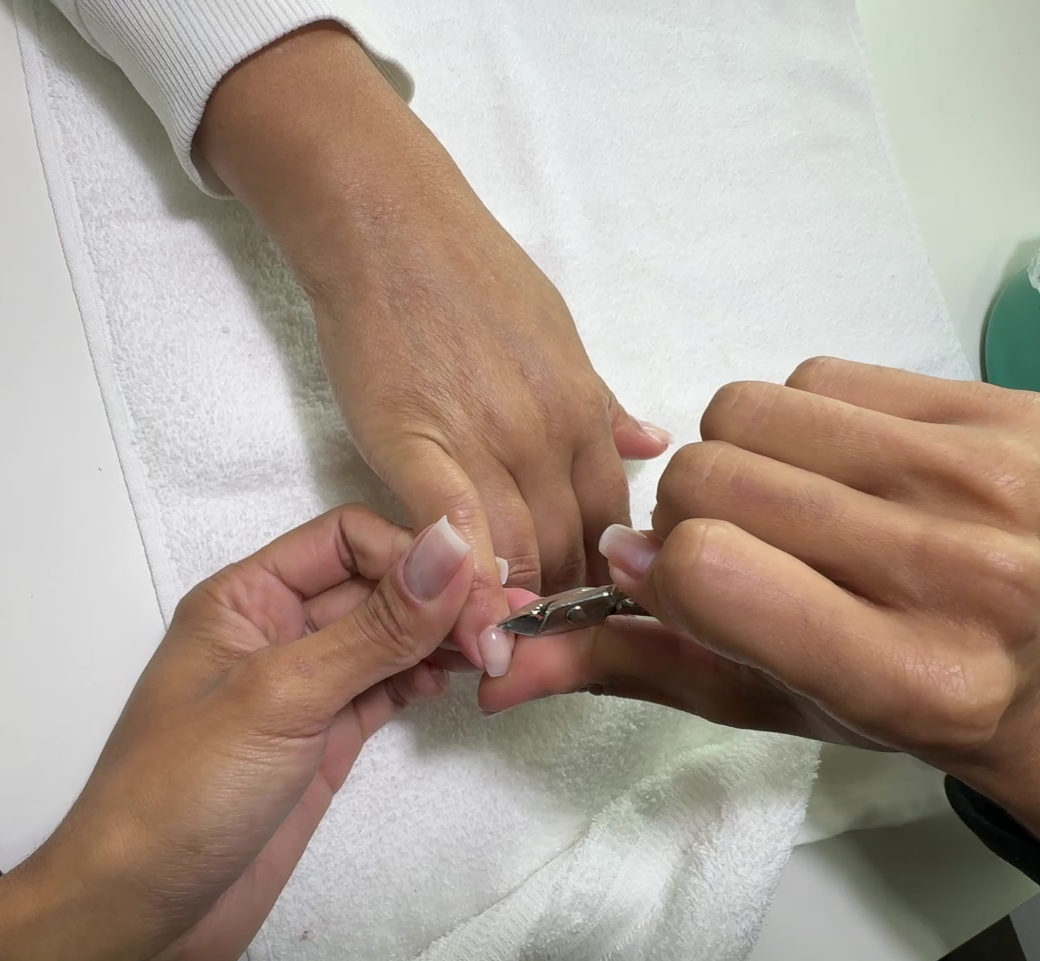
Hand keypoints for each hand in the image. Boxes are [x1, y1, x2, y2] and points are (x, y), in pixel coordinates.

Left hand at [0, 508, 472, 960]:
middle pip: (376, 586)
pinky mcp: (325, 735)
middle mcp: (278, 628)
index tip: (478, 591)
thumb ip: (376, 624)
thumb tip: (452, 544)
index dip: (415, 554)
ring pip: (388, 636)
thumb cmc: (186, 793)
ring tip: (495, 653)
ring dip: (440, 637)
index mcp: (248, 596)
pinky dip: (421, 676)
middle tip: (505, 629)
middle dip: (440, 599)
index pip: (349, 540)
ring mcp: (305, 686)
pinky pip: (385, 684)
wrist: (140, 924)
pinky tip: (451, 681)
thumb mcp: (283, 696)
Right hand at [196, 25, 670, 677]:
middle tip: (549, 655)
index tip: (587, 615)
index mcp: (584, 409)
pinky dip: (469, 586)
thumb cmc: (468, 276)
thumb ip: (601, 403)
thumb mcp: (557, 335)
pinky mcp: (415, 441)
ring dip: (521, 609)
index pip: (610, 521)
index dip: (603, 578)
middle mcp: (548, 432)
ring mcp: (487, 437)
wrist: (384, 224)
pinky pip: (455, 529)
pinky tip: (471, 632)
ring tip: (512, 658)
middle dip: (564, 606)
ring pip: (521, 550)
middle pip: (570, 547)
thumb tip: (655, 444)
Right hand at [482, 358, 1039, 857]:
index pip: (707, 567)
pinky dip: (801, 420)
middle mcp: (971, 578)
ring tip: (787, 508)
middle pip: (718, 475)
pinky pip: (820, 372)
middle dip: (692, 509)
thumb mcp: (730, 697)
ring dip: (740, 458)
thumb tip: (493, 674)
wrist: (1017, 669)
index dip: (658, 566)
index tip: (671, 578)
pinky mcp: (1020, 417)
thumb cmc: (859, 699)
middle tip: (737, 547)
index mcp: (902, 676)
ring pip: (757, 409)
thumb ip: (615, 667)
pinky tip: (843, 474)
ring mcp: (1003, 486)